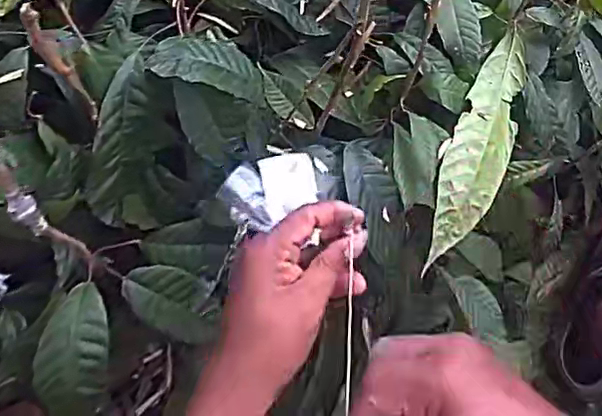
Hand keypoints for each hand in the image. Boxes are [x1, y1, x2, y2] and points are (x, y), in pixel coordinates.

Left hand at [187, 201, 366, 414]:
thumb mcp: (310, 298)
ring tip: (357, 275)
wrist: (239, 387)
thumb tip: (355, 238)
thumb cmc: (270, 344)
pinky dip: (318, 278)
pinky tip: (342, 287)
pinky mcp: (266, 288)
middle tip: (362, 244)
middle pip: (306, 232)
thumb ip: (333, 262)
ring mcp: (263, 271)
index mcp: (267, 247)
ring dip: (332, 264)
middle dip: (337, 239)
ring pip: (305, 255)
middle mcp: (262, 252)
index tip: (360, 218)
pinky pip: (297, 272)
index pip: (307, 214)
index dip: (337, 213)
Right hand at [353, 335, 562, 415]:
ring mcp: (466, 348)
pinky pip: (429, 359)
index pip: (373, 377)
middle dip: (374, 396)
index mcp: (442, 369)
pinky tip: (420, 410)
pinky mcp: (476, 358)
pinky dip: (415, 384)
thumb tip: (365, 408)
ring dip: (393, 389)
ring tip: (397, 414)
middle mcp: (452, 346)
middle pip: (385, 356)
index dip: (360, 408)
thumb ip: (397, 408)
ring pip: (405, 354)